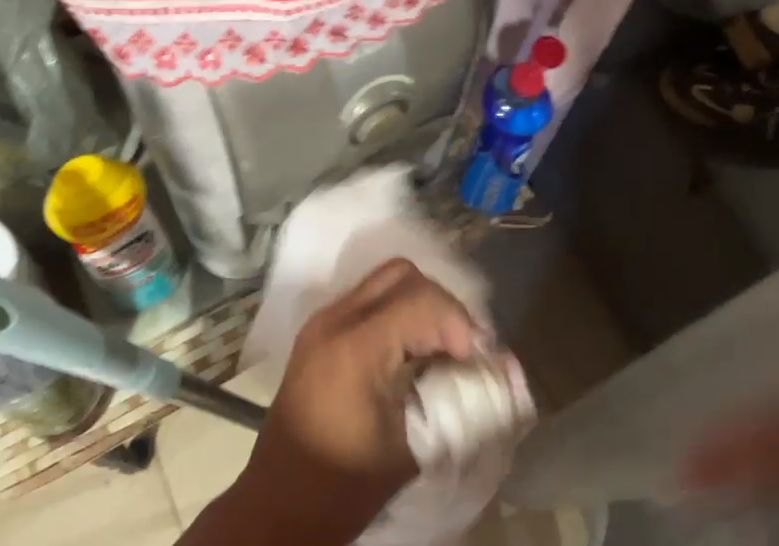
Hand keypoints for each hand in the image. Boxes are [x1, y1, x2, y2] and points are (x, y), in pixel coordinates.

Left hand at [251, 258, 481, 493]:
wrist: (280, 504)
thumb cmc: (345, 484)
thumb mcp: (412, 448)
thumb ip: (458, 404)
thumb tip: (498, 376)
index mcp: (356, 348)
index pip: (421, 299)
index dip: (459, 323)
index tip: (476, 360)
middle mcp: (335, 320)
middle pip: (403, 274)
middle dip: (441, 305)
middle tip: (462, 349)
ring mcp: (321, 322)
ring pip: (384, 280)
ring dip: (420, 305)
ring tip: (439, 350)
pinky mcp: (318, 333)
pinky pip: (368, 300)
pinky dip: (398, 313)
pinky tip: (412, 353)